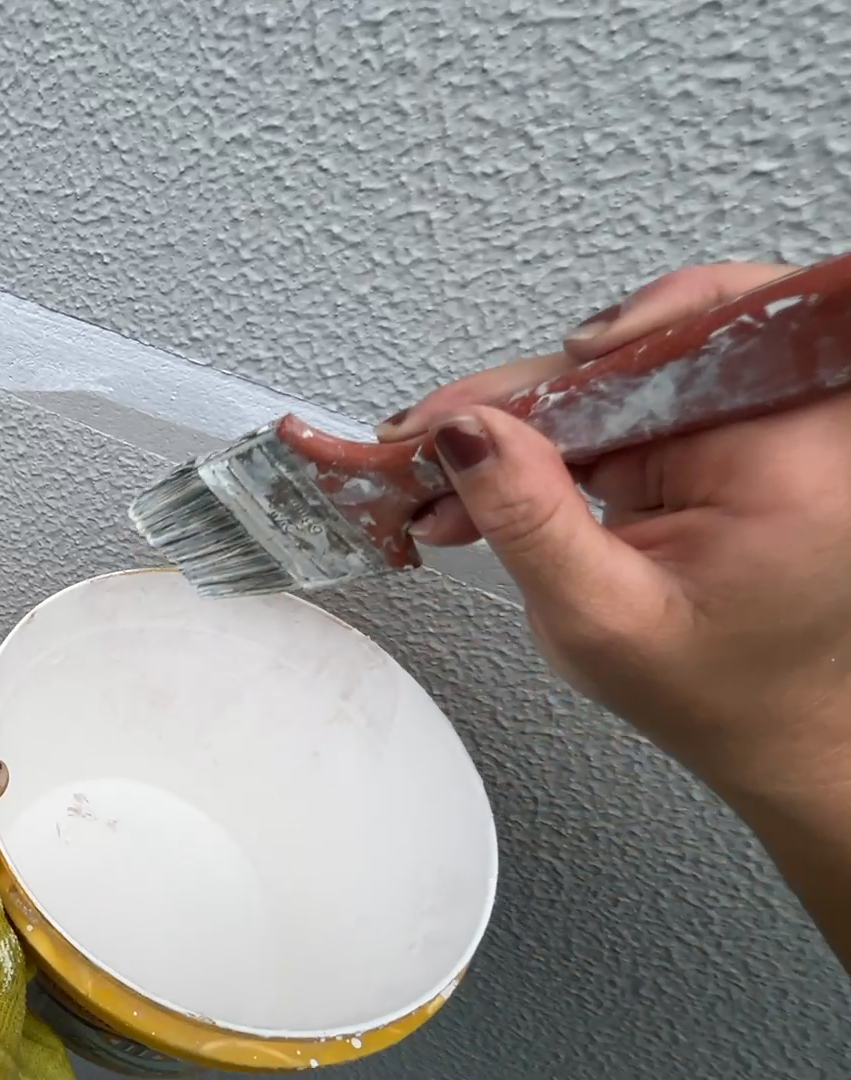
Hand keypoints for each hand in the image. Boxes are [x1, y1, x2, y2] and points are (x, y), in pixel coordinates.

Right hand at [377, 263, 850, 963]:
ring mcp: (712, 436)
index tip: (480, 394)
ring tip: (407, 486)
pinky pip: (567, 427)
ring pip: (574, 389)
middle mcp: (766, 420)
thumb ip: (525, 503)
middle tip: (403, 450)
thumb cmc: (728, 700)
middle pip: (610, 353)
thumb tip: (462, 422)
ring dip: (479, 435)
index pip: (696, 326)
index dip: (589, 338)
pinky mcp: (665, 457)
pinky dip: (494, 456)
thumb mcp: (601, 611)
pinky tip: (446, 493)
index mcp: (796, 445)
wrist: (779, 744)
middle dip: (495, 401)